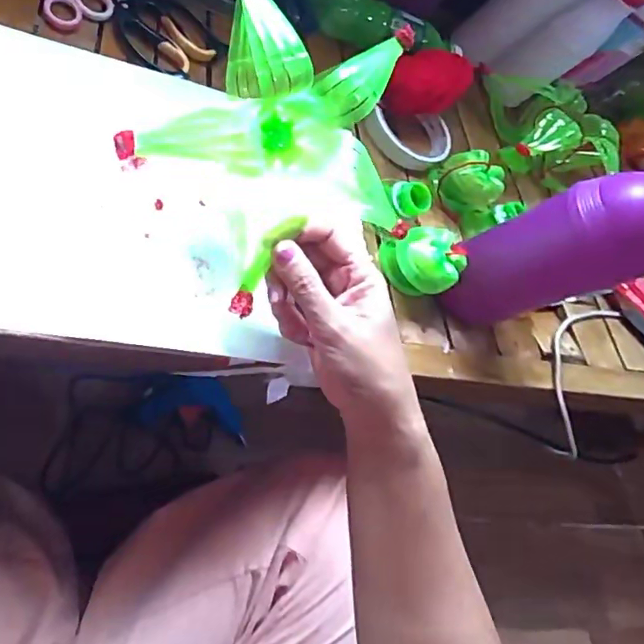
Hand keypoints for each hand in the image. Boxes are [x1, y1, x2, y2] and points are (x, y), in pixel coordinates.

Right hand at [265, 222, 425, 451]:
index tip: (271, 238)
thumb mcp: (332, 324)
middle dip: (284, 273)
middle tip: (276, 293)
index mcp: (359, 274)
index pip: (328, 234)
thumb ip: (304, 284)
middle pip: (302, 255)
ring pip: (290, 280)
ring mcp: (326, 299)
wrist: (372, 413)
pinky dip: (287, 318)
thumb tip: (279, 246)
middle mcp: (342, 280)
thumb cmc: (365, 367)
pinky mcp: (312, 318)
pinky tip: (299, 338)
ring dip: (283, 300)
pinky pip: (288, 303)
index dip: (300, 230)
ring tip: (293, 325)